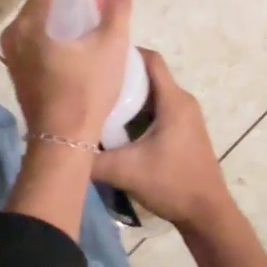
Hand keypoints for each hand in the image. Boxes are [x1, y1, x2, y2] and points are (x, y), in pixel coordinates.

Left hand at [0, 0, 134, 145]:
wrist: (64, 141)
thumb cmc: (88, 90)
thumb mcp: (111, 43)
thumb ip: (118, 4)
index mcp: (29, 21)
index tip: (100, 0)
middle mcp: (13, 33)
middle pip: (44, 1)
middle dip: (72, 3)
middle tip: (100, 17)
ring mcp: (11, 54)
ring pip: (40, 22)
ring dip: (65, 22)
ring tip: (92, 36)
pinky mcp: (16, 71)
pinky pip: (35, 41)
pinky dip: (55, 39)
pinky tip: (77, 54)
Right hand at [91, 49, 236, 232]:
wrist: (207, 214)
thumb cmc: (171, 184)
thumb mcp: (125, 171)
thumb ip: (91, 159)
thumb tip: (59, 146)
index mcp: (173, 100)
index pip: (150, 59)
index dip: (125, 52)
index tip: (98, 57)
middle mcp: (182, 101)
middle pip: (149, 75)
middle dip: (121, 76)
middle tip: (91, 83)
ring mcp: (186, 116)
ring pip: (153, 94)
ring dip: (129, 96)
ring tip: (99, 102)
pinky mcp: (185, 131)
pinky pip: (159, 109)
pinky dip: (139, 111)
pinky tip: (117, 126)